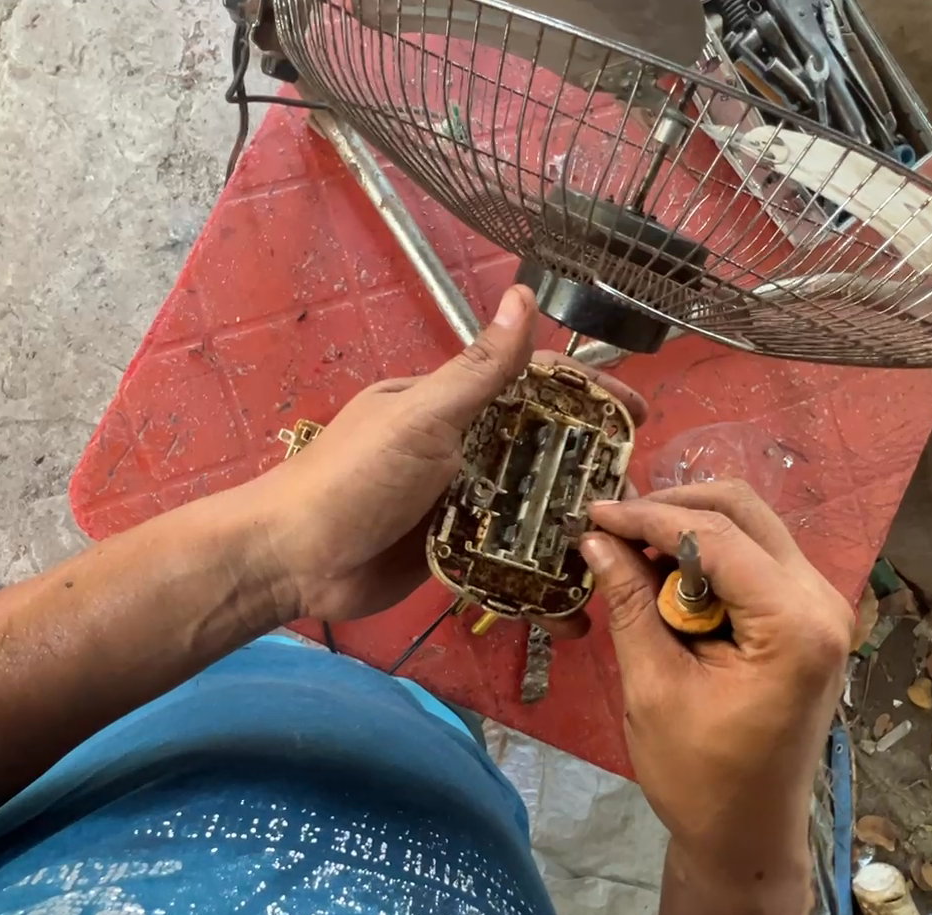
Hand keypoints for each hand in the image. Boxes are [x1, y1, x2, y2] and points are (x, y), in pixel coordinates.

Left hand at [247, 285, 646, 625]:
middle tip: (634, 498)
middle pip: (540, 453)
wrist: (292, 559)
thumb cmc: (354, 479)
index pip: (535, 387)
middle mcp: (461, 450)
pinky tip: (570, 603)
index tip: (639, 415)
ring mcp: (457, 504)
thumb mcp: (420, 419)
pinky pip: (503, 558)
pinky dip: (533, 576)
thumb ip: (477, 371)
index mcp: (454, 407)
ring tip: (616, 551)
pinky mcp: (451, 552)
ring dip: (567, 528)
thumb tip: (524, 294)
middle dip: (588, 472)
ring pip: (526, 509)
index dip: (590, 397)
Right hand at [580, 483, 853, 885]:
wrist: (746, 836)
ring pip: (749, 528)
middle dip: (671, 511)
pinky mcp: (804, 618)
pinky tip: (662, 577)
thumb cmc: (697, 776)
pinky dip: (704, 557)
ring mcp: (819, 607)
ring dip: (686, 531)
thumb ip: (628, 602)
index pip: (716, 537)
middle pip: (743, 513)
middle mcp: (821, 601)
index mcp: (794, 625)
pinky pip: (752, 559)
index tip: (593, 513)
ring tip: (629, 553)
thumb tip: (596, 539)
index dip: (649, 518)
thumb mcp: (652, 686)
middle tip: (611, 528)